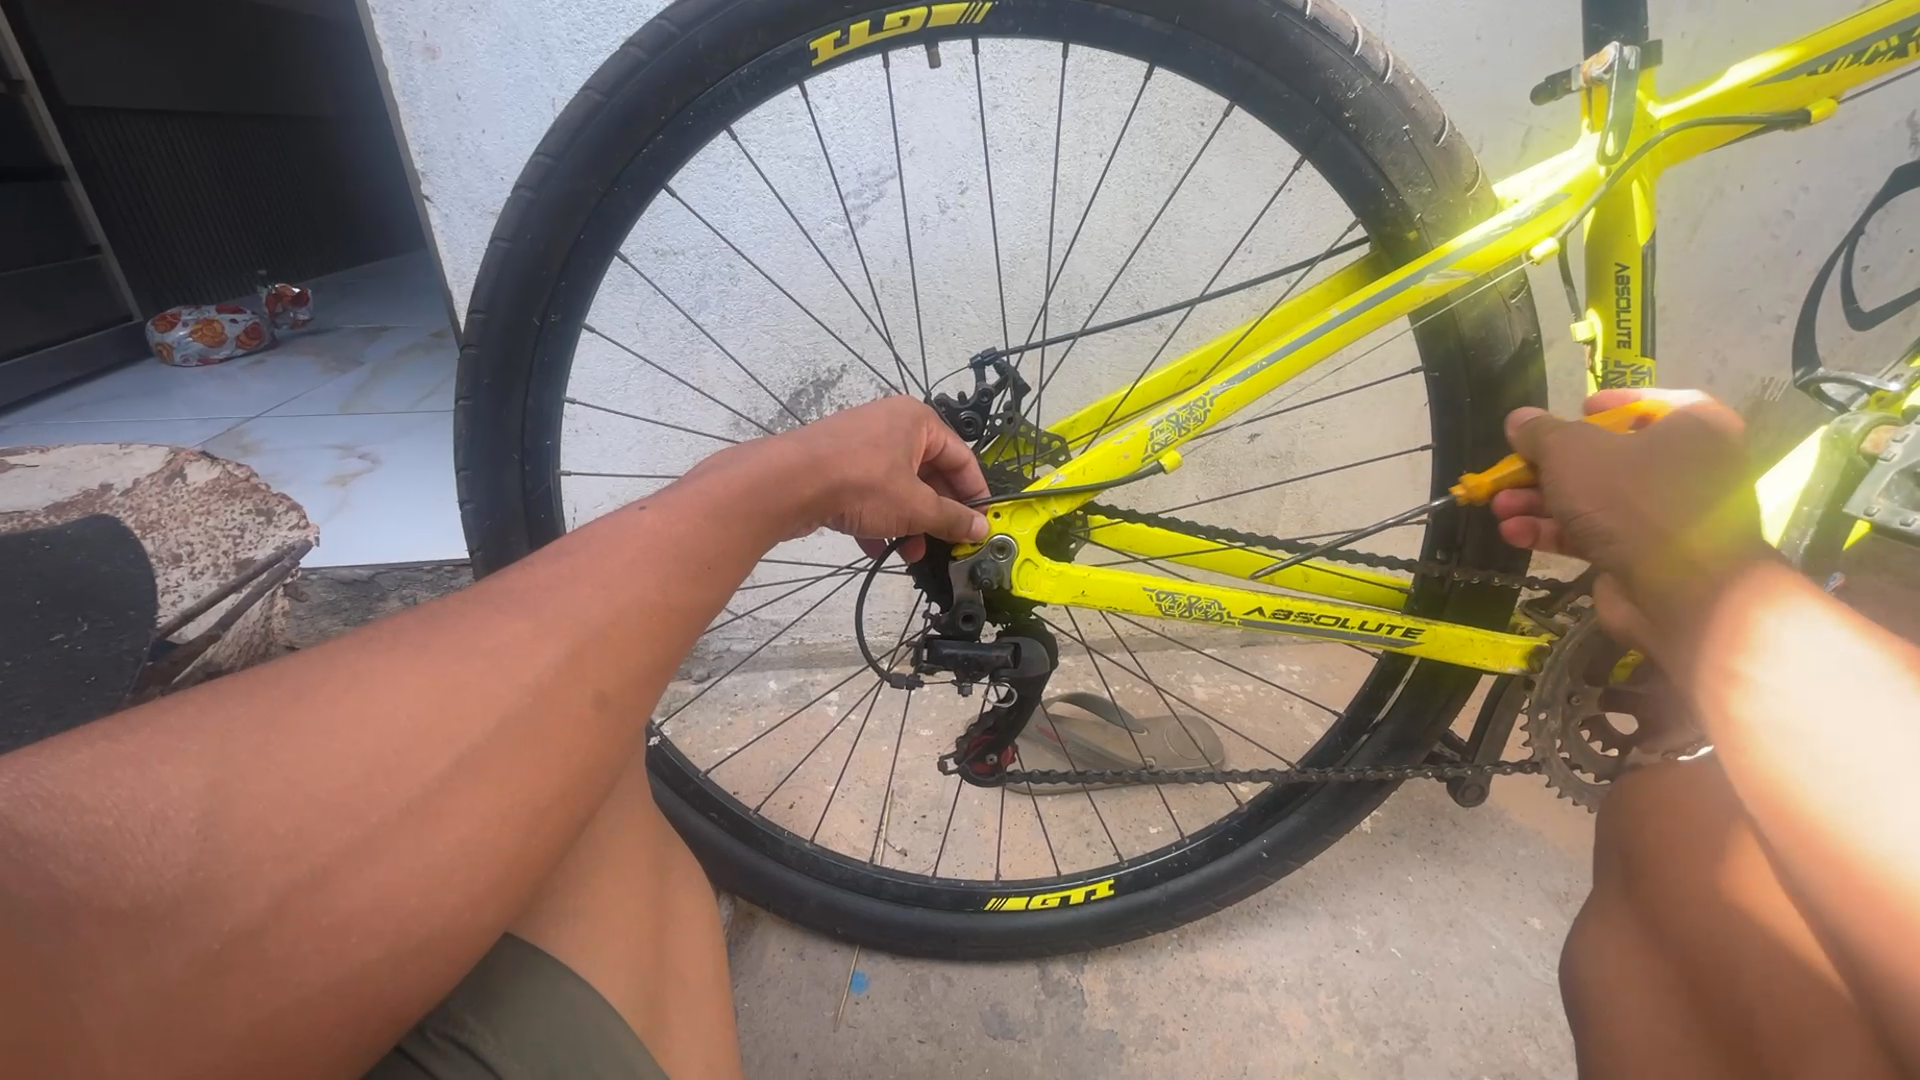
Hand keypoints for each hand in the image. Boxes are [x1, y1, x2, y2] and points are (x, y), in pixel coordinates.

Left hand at [778, 396, 990, 561]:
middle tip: (949, 543)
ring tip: (912, 554)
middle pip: (928, 474)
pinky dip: (879, 521)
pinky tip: (879, 549)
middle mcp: (891, 427)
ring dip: (909, 523)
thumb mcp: (915, 505)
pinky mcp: (838, 469)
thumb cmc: (860, 483)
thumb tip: (981, 529)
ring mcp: (861, 447)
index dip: (975, 492)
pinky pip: (870, 496)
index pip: (960, 456)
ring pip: (898, 488)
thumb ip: (951, 518)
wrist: (788, 483)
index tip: (983, 522)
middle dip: (937, 513)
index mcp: (917, 421)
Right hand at [1489, 388, 1769, 652]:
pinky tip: (1514, 534)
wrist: (1681, 588)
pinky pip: (1593, 533)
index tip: (1573, 411)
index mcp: (1691, 427)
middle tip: (1509, 473)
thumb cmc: (1633, 499)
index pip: (1649, 403)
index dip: (1608, 406)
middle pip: (1605, 457)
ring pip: (1591, 498)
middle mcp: (1686, 467)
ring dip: (1538, 502)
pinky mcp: (1644, 552)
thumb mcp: (1572, 452)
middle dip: (1545, 468)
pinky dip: (1553, 532)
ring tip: (1499, 508)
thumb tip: (1519, 419)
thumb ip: (1541, 433)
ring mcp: (1666, 513)